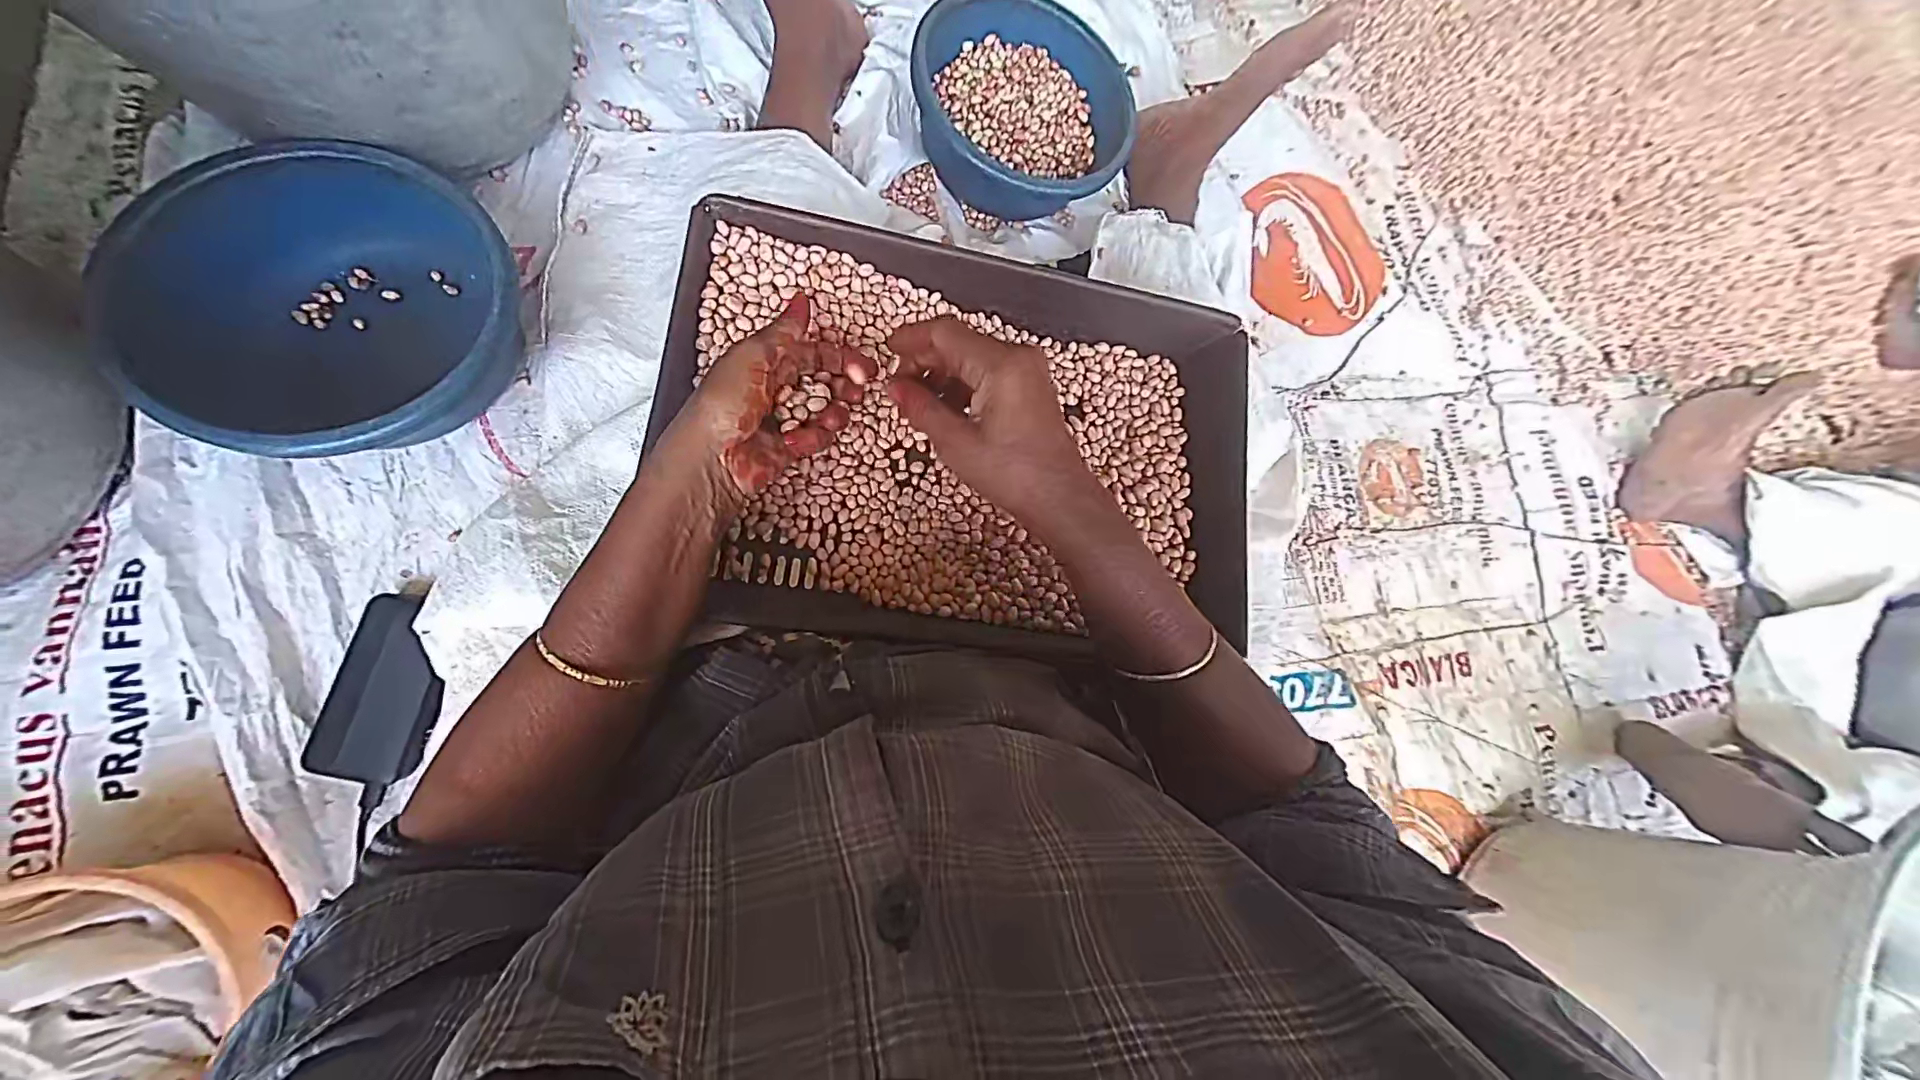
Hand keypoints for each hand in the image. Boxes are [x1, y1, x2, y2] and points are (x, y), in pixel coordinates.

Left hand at [674, 293, 875, 505]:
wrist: (710, 458)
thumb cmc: (721, 406)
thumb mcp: (752, 356)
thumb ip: (783, 331)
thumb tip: (801, 301)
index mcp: (769, 362)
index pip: (814, 354)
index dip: (840, 359)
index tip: (863, 368)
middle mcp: (779, 389)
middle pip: (826, 382)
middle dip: (844, 387)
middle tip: (855, 392)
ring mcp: (786, 418)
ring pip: (827, 412)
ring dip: (832, 415)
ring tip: (826, 419)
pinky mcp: (789, 445)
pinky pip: (816, 438)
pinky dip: (812, 439)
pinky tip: (795, 440)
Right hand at [885, 318, 1101, 524]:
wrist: (1060, 498)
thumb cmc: (1018, 475)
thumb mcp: (956, 443)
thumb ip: (921, 408)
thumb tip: (896, 389)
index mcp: (1001, 364)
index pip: (944, 332)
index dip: (909, 340)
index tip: (887, 351)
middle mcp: (1018, 358)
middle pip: (958, 342)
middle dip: (923, 361)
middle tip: (898, 387)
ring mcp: (1027, 372)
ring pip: (972, 358)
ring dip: (942, 375)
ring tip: (918, 404)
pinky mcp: (1030, 388)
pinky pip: (988, 374)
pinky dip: (962, 386)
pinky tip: (945, 410)